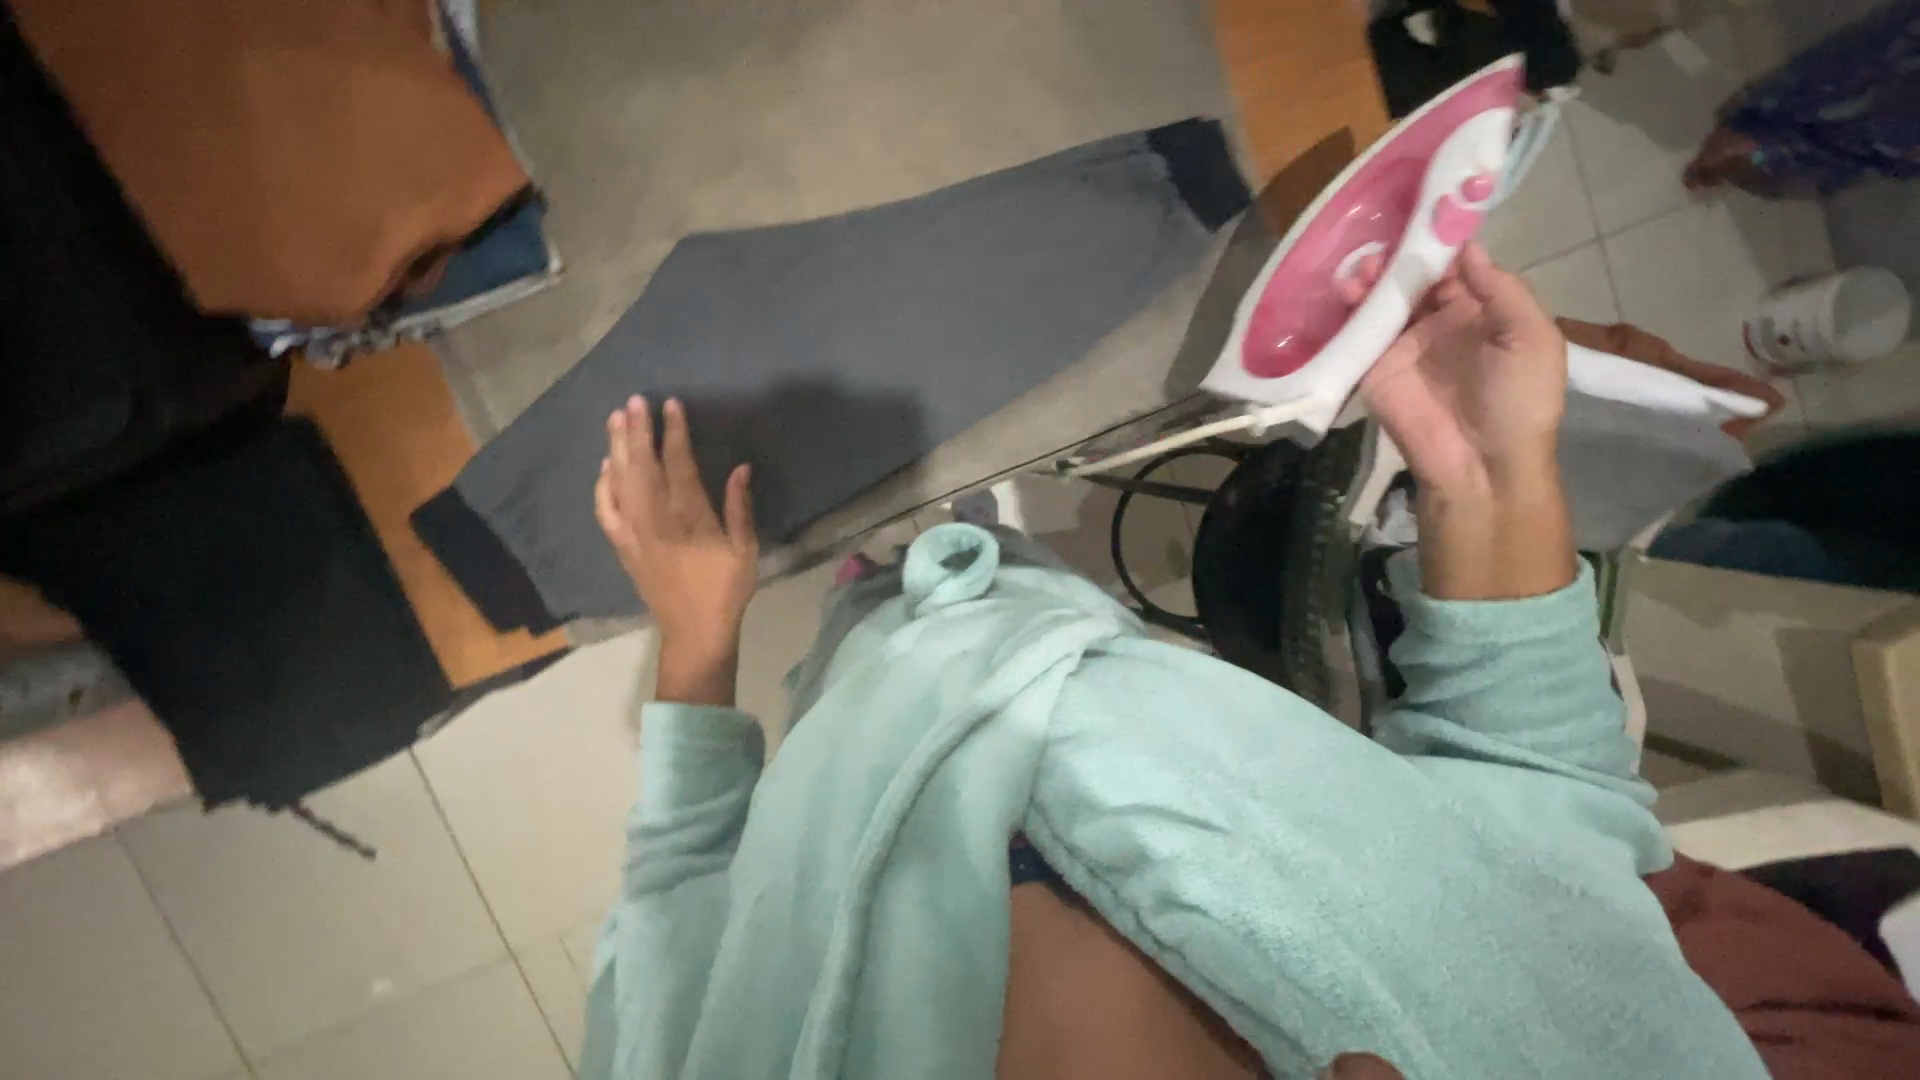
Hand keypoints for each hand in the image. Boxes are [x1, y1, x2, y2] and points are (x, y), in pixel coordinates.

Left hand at [594, 395, 757, 704]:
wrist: (693, 631)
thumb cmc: (726, 589)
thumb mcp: (745, 549)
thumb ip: (740, 508)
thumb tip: (740, 468)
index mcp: (690, 518)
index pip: (679, 465)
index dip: (674, 433)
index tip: (671, 406)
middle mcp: (656, 519)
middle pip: (642, 466)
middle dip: (637, 431)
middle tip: (634, 401)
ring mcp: (634, 532)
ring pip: (619, 482)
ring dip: (616, 448)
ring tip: (616, 419)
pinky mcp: (622, 546)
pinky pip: (606, 509)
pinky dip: (603, 485)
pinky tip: (605, 466)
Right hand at [1358, 242, 1566, 493]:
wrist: (1479, 462)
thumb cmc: (1518, 400)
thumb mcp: (1532, 338)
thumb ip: (1502, 291)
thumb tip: (1468, 248)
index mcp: (1480, 313)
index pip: (1455, 268)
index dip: (1441, 243)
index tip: (1426, 214)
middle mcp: (1438, 324)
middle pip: (1412, 281)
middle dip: (1398, 259)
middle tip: (1384, 244)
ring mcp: (1402, 346)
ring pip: (1382, 302)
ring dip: (1371, 281)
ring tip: (1363, 269)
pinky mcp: (1372, 369)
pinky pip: (1358, 334)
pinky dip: (1348, 312)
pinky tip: (1345, 292)